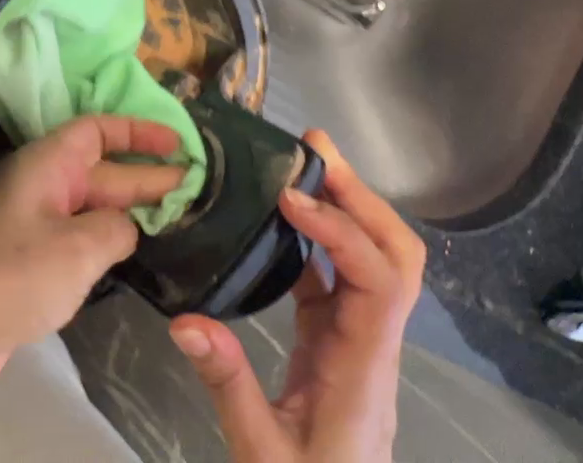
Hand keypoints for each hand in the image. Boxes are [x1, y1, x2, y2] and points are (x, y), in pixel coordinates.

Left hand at [0, 115, 186, 396]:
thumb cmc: (12, 278)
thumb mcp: (76, 250)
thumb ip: (114, 228)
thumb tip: (124, 225)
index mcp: (44, 166)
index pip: (94, 131)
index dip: (137, 132)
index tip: (179, 143)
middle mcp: (38, 185)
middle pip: (98, 169)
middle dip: (144, 174)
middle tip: (197, 183)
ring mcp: (32, 221)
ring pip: (90, 204)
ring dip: (129, 207)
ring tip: (176, 214)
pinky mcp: (29, 256)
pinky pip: (77, 234)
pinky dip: (107, 236)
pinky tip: (133, 249)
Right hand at [170, 130, 425, 461]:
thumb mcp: (261, 455)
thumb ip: (228, 385)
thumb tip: (185, 320)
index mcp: (363, 370)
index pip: (379, 282)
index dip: (341, 231)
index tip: (286, 199)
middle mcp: (372, 346)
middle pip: (397, 258)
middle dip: (360, 197)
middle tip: (312, 150)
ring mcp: (357, 343)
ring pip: (372, 261)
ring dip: (342, 207)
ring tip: (297, 164)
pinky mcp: (335, 344)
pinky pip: (335, 279)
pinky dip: (314, 238)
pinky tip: (276, 219)